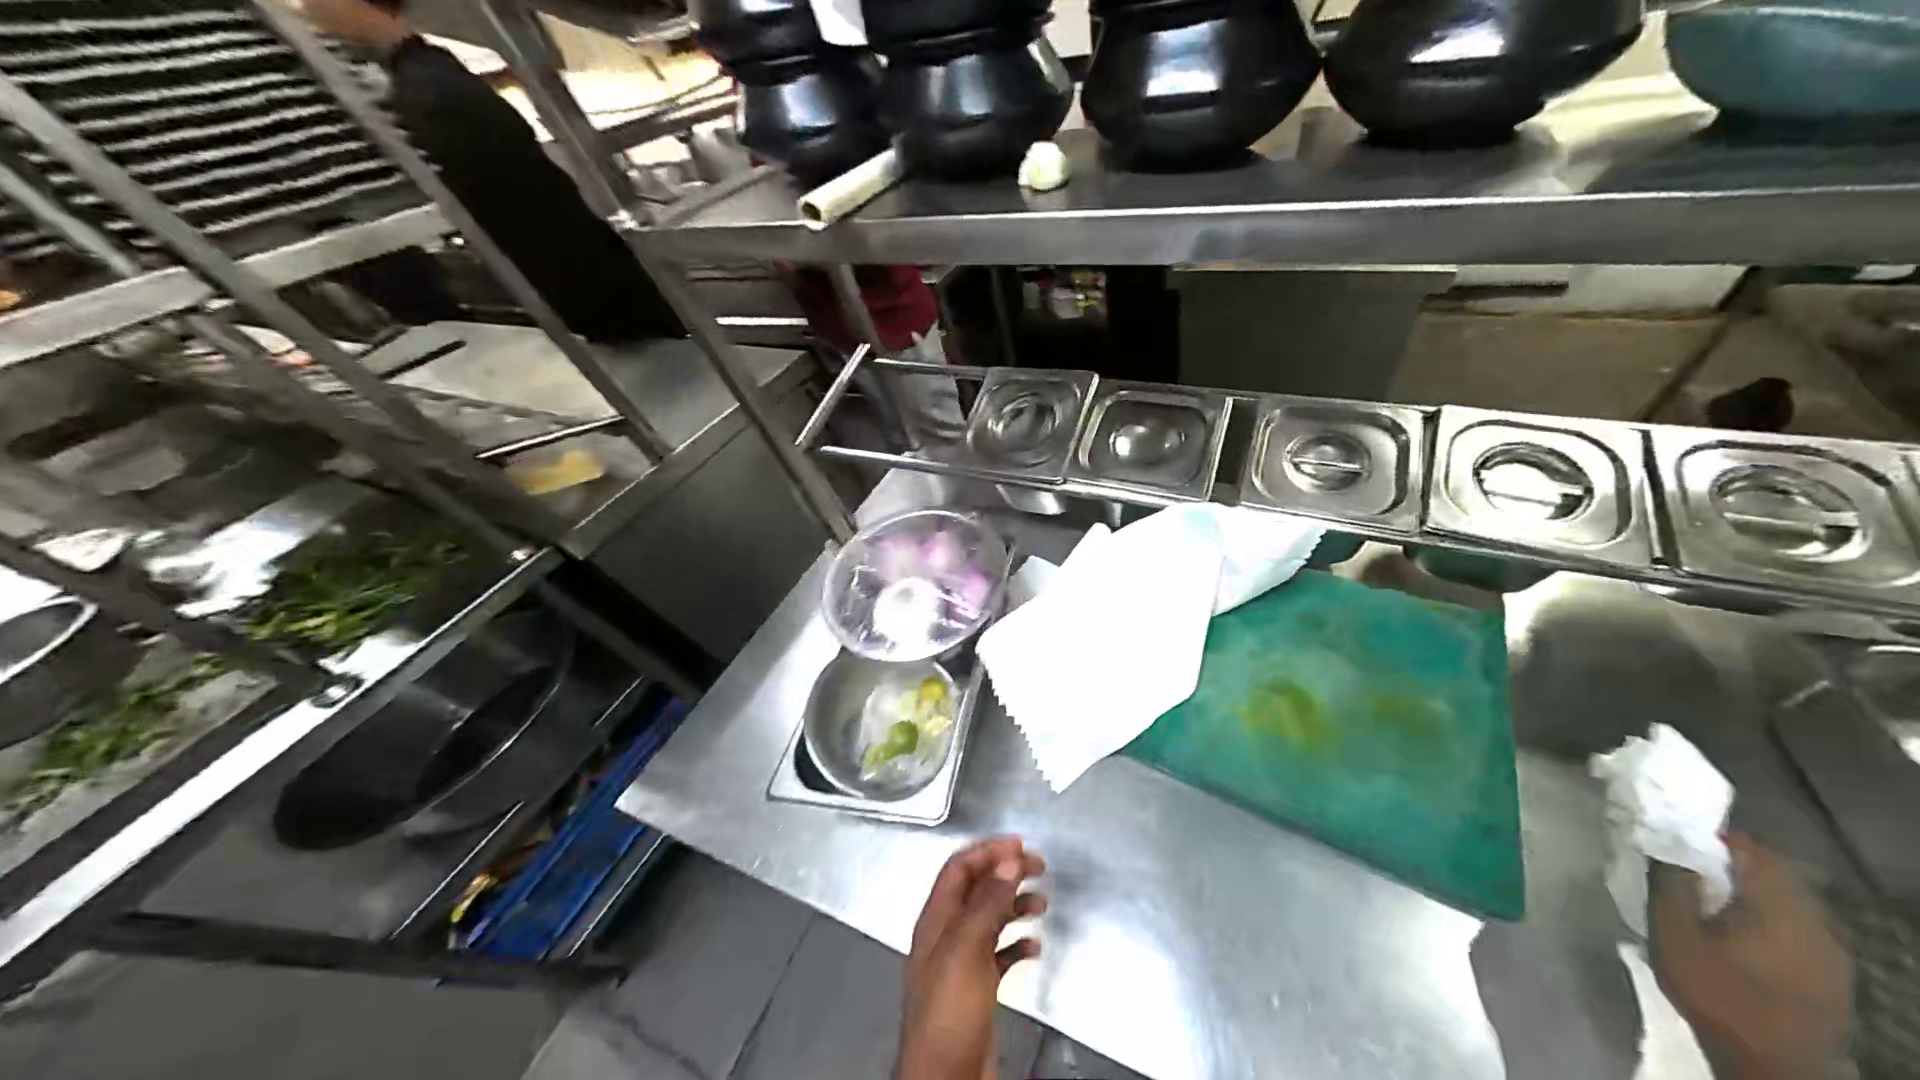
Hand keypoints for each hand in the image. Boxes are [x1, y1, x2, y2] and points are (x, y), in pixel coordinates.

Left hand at [898, 836, 1046, 1079]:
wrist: (946, 1077)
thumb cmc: (948, 1014)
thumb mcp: (967, 948)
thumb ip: (986, 902)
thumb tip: (1006, 861)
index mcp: (937, 919)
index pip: (959, 867)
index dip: (987, 850)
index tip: (1018, 844)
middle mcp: (947, 935)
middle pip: (977, 888)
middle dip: (1006, 872)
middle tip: (1037, 865)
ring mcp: (962, 961)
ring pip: (990, 918)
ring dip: (1015, 904)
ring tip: (1041, 901)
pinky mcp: (977, 988)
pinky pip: (1000, 953)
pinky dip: (1018, 943)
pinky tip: (1033, 945)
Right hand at [1651, 834, 1852, 1079]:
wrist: (1775, 1066)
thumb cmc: (1718, 994)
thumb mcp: (1674, 934)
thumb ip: (1671, 885)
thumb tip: (1666, 846)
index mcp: (1781, 907)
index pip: (1754, 849)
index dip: (1714, 837)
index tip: (1677, 838)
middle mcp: (1816, 922)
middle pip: (1775, 872)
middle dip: (1730, 863)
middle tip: (1685, 866)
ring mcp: (1830, 950)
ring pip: (1788, 899)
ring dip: (1748, 890)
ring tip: (1706, 898)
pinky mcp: (1830, 971)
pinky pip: (1795, 924)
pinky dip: (1764, 914)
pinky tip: (1736, 932)